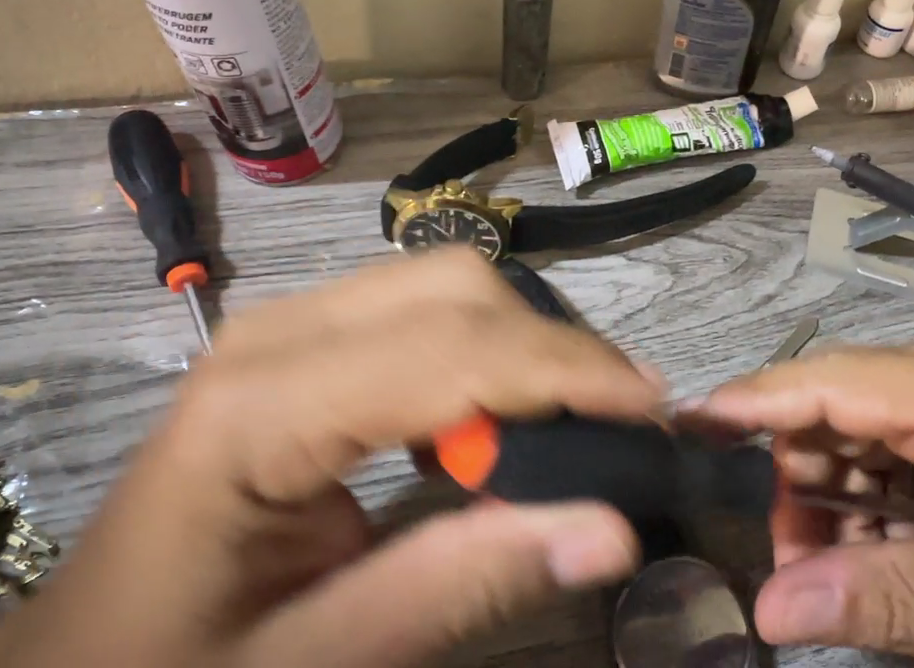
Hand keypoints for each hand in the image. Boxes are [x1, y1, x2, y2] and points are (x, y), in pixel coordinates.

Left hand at [0, 249, 659, 667]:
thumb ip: (459, 586)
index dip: (566, 373)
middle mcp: (274, 335)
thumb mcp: (312, 666)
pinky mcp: (299, 347)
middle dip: (549, 349)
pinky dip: (480, 354)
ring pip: (443, 285)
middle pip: (453, 286)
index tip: (654, 411)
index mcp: (259, 408)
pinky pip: (417, 315)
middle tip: (611, 432)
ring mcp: (283, 330)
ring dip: (521, 346)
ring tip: (568, 432)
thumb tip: (612, 528)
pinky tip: (494, 426)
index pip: (451, 350)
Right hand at [699, 326, 913, 667]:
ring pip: (863, 419)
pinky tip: (889, 547)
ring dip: (836, 490)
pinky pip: (902, 432)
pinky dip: (878, 489)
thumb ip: (890, 602)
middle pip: (836, 402)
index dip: (745, 404)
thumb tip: (768, 606)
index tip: (675, 430)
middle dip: (795, 478)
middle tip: (791, 571)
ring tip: (844, 572)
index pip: (827, 382)